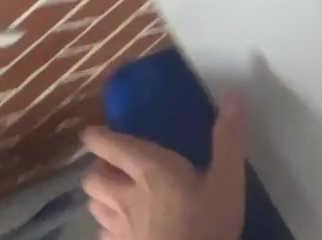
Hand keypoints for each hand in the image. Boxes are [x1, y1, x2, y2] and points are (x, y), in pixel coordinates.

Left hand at [81, 97, 246, 239]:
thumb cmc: (207, 224)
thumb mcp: (228, 178)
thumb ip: (229, 138)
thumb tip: (233, 96)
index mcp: (152, 172)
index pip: (117, 150)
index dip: (100, 138)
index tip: (89, 131)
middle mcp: (127, 196)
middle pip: (95, 179)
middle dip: (99, 167)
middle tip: (112, 161)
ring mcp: (119, 228)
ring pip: (94, 205)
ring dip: (100, 192)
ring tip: (114, 188)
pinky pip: (103, 229)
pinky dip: (107, 219)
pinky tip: (122, 223)